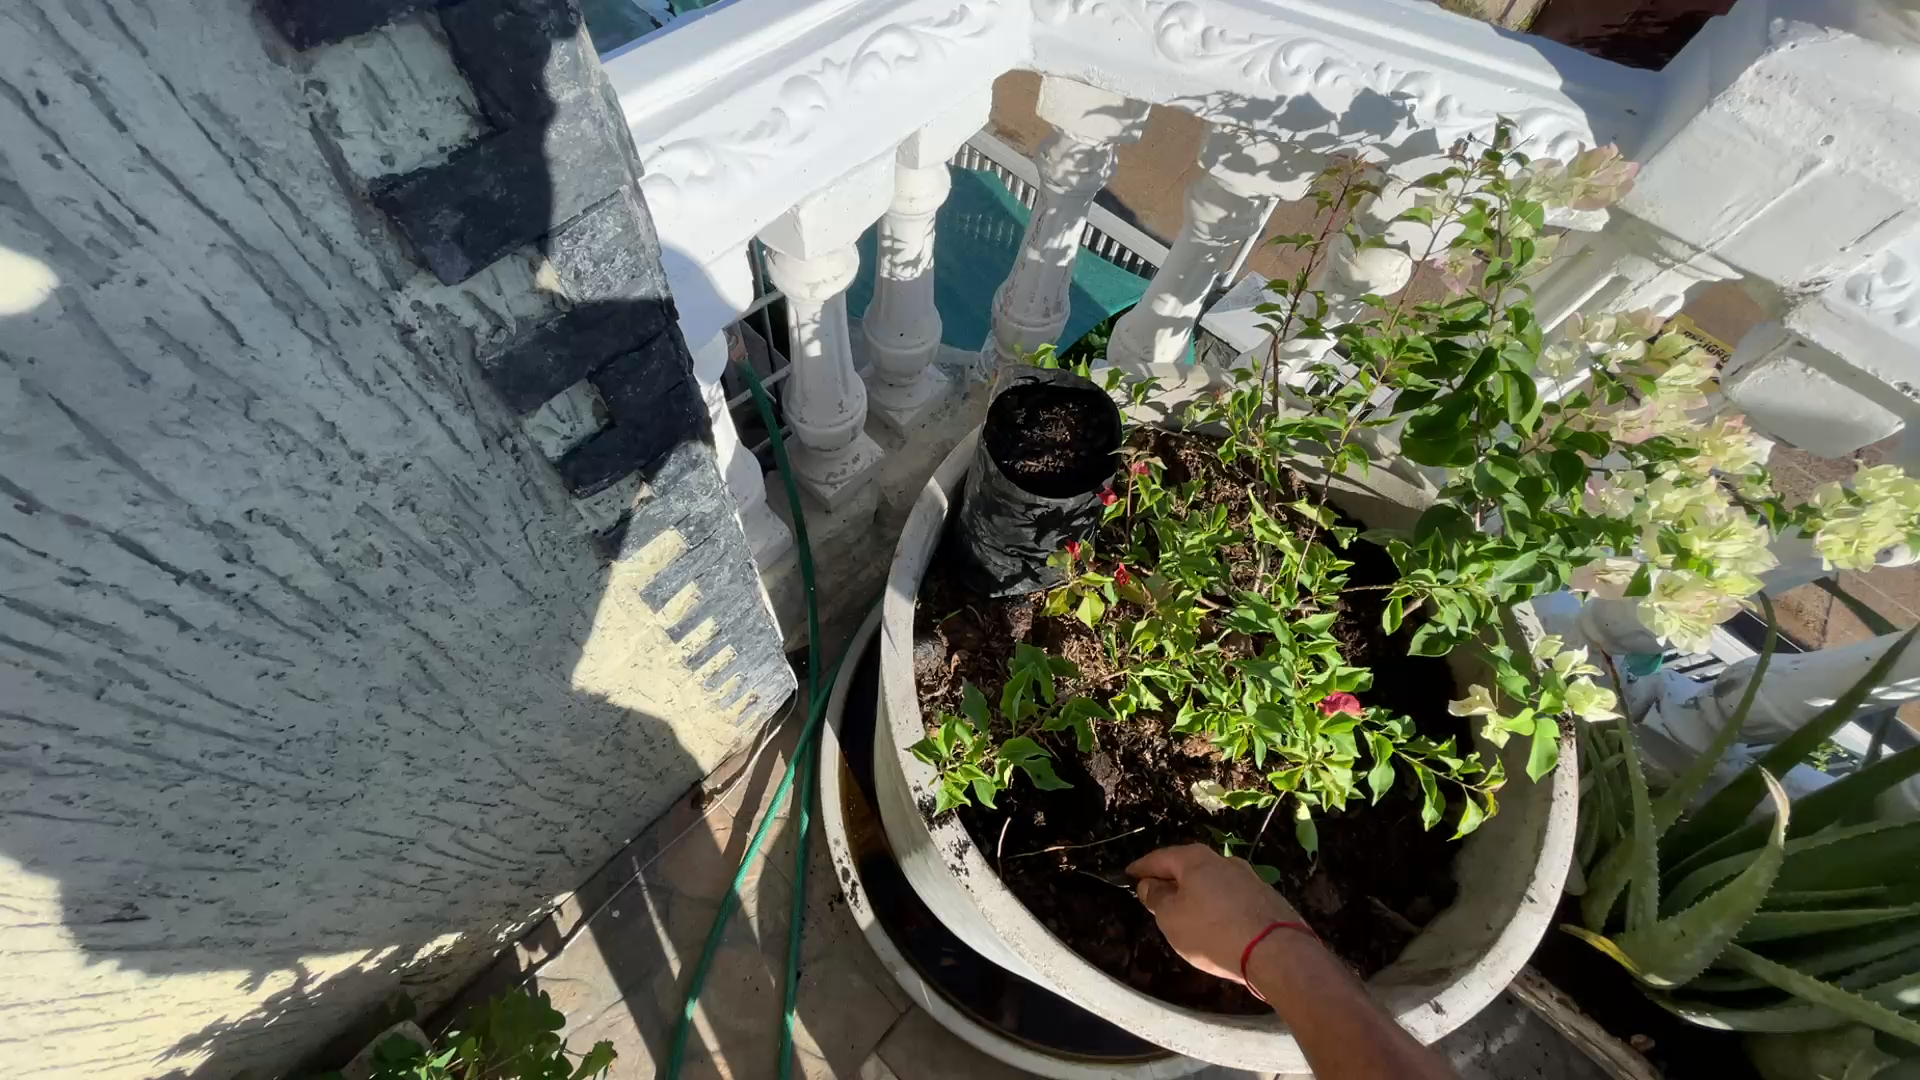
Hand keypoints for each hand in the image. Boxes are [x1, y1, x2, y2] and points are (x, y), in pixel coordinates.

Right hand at [1126, 844, 1304, 984]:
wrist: (1278, 953)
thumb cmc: (1213, 932)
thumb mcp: (1172, 919)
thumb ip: (1157, 898)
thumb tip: (1150, 884)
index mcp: (1195, 859)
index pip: (1160, 858)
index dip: (1142, 867)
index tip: (1129, 874)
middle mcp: (1222, 860)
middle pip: (1188, 867)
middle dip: (1172, 880)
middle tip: (1157, 894)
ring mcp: (1249, 878)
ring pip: (1213, 882)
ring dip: (1198, 894)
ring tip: (1189, 912)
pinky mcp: (1268, 900)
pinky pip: (1234, 899)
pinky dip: (1220, 907)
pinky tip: (1220, 925)